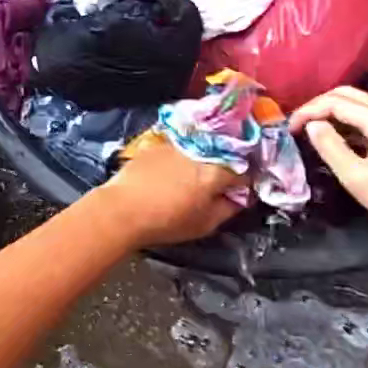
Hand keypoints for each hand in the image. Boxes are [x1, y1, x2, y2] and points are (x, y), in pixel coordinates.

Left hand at [87, 141, 245, 249]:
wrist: (122, 208)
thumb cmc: (167, 220)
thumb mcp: (205, 223)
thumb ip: (228, 207)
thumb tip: (239, 198)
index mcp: (217, 170)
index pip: (245, 171)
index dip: (245, 182)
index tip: (240, 190)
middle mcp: (201, 150)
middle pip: (224, 154)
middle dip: (227, 165)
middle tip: (219, 182)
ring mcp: (177, 144)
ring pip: (201, 148)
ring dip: (204, 158)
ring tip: (194, 175)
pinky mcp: (156, 144)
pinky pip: (178, 147)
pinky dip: (181, 156)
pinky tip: (172, 170)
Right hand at [289, 87, 367, 249]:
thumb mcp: (358, 179)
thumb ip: (331, 148)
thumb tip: (312, 125)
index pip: (338, 102)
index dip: (309, 110)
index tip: (289, 128)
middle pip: (350, 95)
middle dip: (319, 105)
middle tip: (297, 125)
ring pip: (361, 104)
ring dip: (333, 111)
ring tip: (311, 129)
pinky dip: (348, 121)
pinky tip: (336, 137)